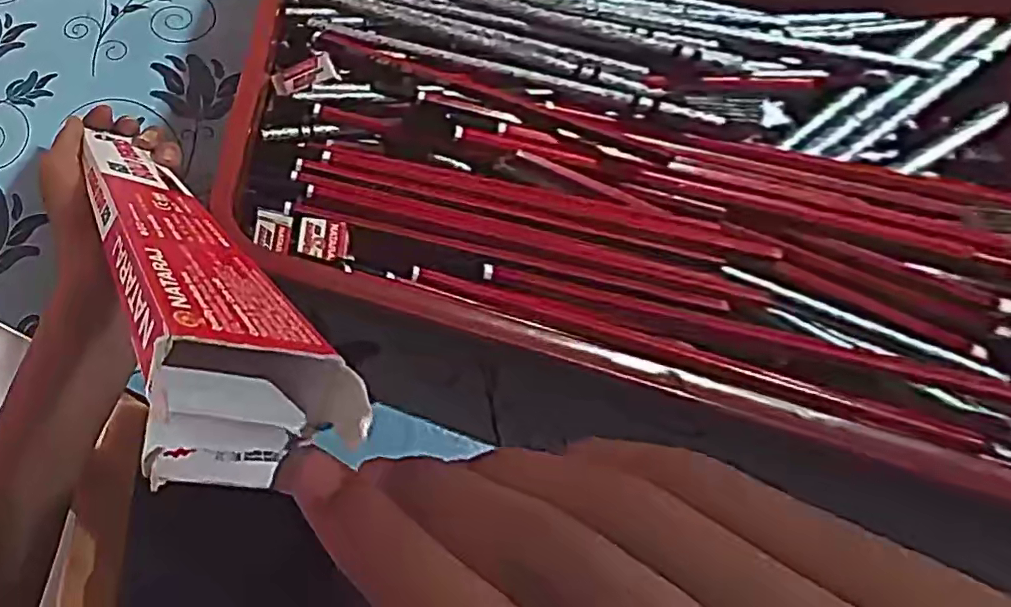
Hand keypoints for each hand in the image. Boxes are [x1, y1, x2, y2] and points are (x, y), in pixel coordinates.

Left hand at [38, 105, 182, 330]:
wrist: (103, 273)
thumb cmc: (75, 222)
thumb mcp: (56, 172)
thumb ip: (66, 141)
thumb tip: (80, 121)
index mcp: (81, 170)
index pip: (97, 135)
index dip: (103, 120)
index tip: (108, 116)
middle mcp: (109, 180)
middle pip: (128, 141)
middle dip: (133, 130)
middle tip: (132, 135)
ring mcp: (136, 194)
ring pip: (154, 155)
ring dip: (156, 143)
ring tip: (152, 152)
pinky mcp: (160, 206)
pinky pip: (172, 176)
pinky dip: (171, 163)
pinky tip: (167, 166)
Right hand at [277, 439, 1008, 606]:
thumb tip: (398, 581)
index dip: (377, 541)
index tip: (314, 482)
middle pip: (547, 551)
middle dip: (429, 497)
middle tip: (371, 479)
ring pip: (622, 499)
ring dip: (505, 471)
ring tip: (451, 471)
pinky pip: (729, 487)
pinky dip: (623, 460)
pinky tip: (573, 461)